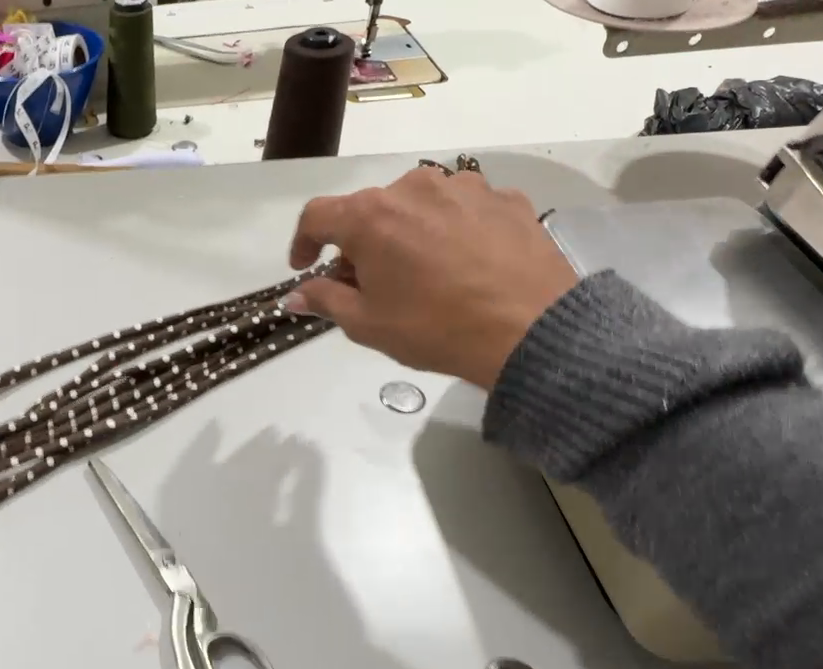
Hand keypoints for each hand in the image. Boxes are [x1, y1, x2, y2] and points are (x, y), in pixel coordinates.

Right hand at [283, 167, 578, 389]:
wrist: (527, 328)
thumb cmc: (432, 328)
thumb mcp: (365, 323)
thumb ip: (325, 300)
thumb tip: (295, 296)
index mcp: (371, 216)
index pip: (318, 215)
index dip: (303, 242)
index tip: (304, 268)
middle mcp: (414, 187)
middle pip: (369, 210)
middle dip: (359, 244)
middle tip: (367, 284)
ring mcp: (464, 187)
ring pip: (417, 206)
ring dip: (405, 233)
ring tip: (419, 274)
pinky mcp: (504, 197)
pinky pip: (460, 210)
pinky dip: (448, 231)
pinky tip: (460, 265)